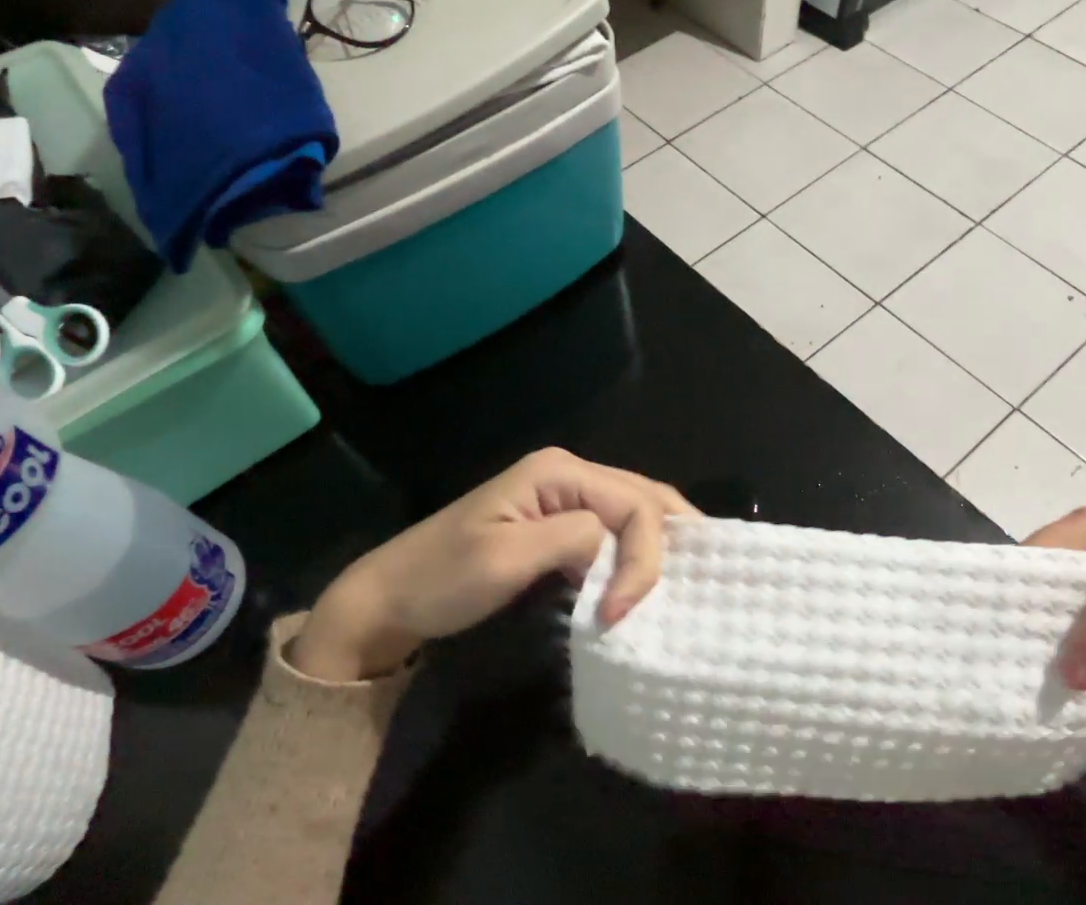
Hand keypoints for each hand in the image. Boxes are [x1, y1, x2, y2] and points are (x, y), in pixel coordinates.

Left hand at [288, 449, 696, 681]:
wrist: (391, 598)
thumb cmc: (442, 578)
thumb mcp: (507, 559)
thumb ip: (574, 540)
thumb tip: (619, 549)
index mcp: (559, 471)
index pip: (634, 506)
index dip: (644, 559)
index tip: (622, 614)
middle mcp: (567, 473)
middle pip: (643, 499)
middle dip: (670, 543)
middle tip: (694, 588)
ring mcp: (561, 497)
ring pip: (633, 513)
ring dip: (656, 549)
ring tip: (683, 585)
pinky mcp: (555, 524)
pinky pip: (611, 532)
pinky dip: (634, 556)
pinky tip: (646, 581)